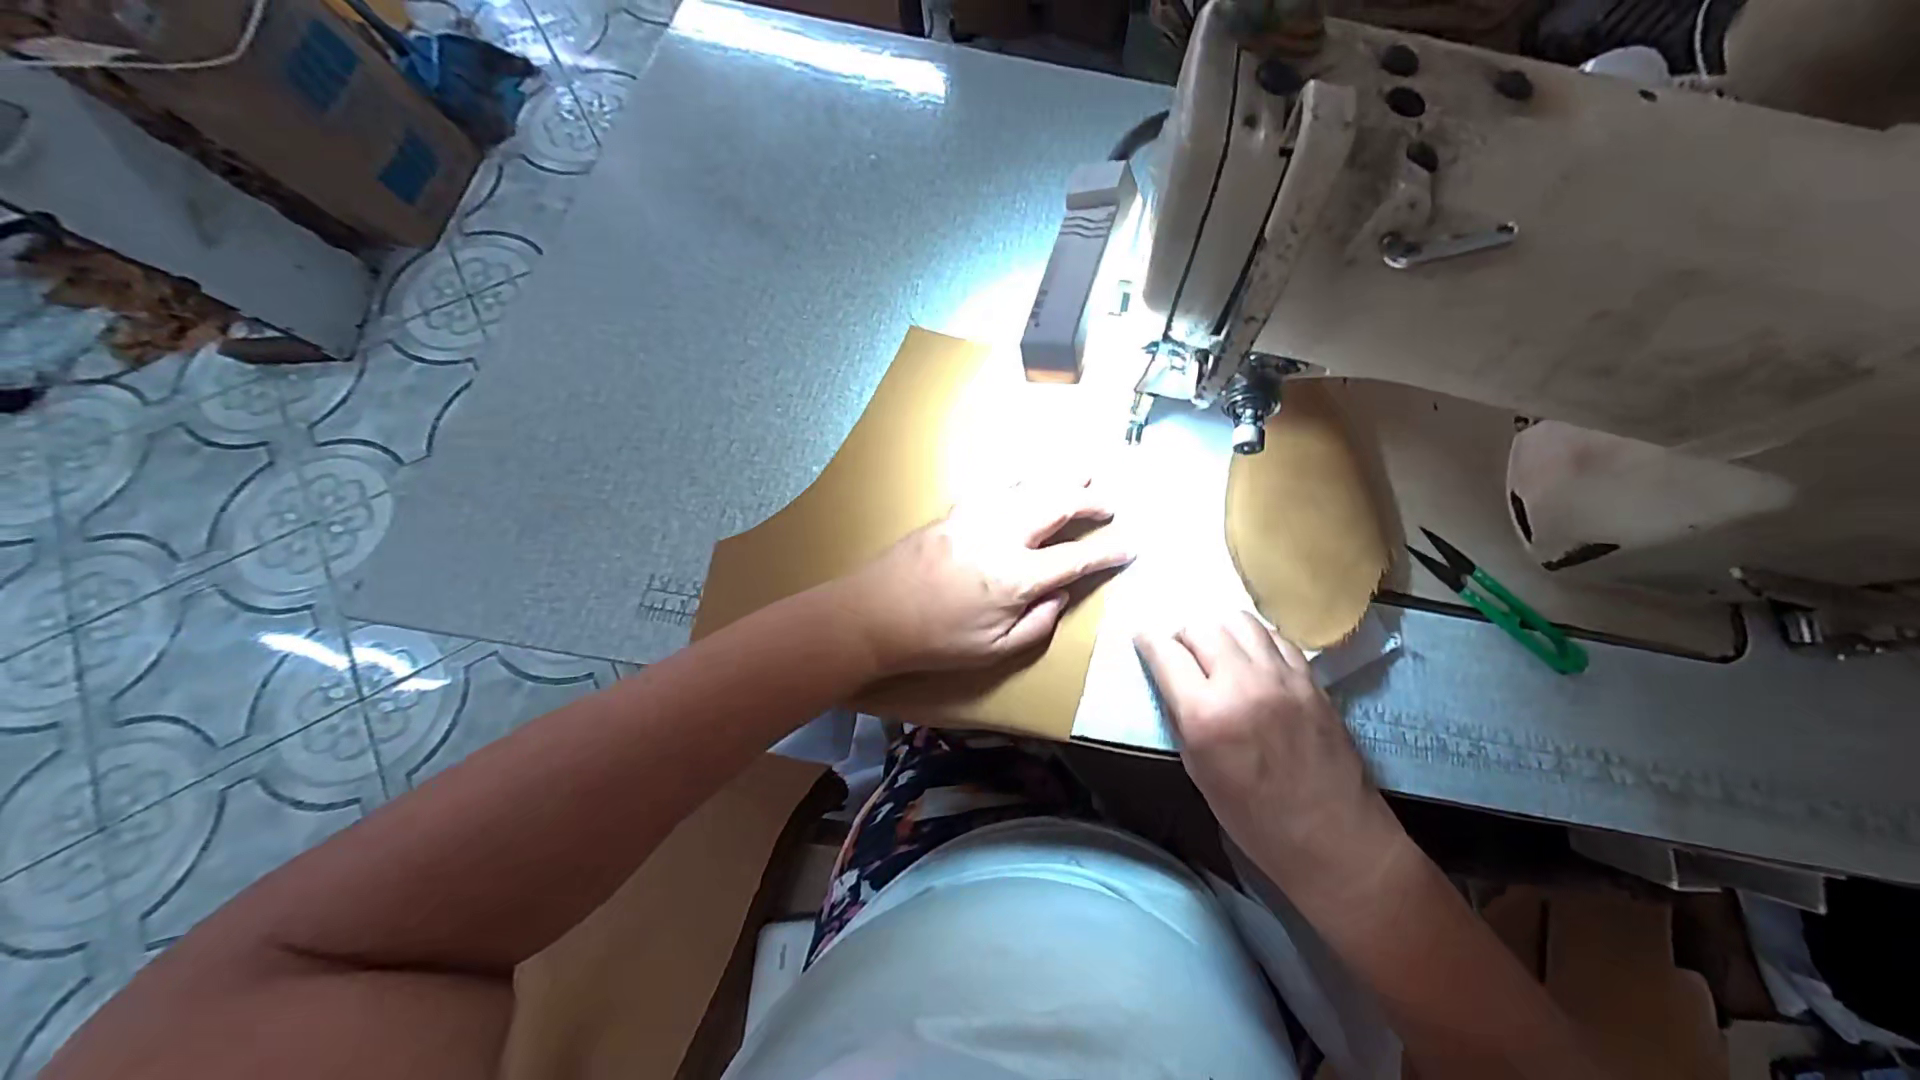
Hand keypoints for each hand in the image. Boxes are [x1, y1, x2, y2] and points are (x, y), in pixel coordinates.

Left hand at [825, 478, 1133, 676]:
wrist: (872, 614)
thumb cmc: (935, 641)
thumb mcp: (994, 650)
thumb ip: (1038, 623)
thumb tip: (1060, 594)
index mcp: (1015, 577)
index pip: (1075, 558)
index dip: (1108, 551)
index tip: (1131, 544)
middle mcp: (1001, 537)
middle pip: (1057, 505)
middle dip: (1091, 500)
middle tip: (1111, 503)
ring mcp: (975, 517)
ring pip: (1028, 486)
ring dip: (1060, 478)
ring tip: (1084, 471)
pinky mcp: (954, 512)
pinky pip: (997, 486)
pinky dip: (1021, 479)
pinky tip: (1029, 477)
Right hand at [1136, 612, 1402, 886]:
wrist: (1331, 837)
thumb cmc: (1252, 816)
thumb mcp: (1196, 769)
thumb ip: (1179, 716)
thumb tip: (1168, 680)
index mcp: (1205, 714)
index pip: (1165, 653)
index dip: (1147, 641)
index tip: (1142, 639)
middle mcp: (1242, 684)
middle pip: (1201, 627)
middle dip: (1182, 635)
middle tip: (1180, 651)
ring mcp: (1281, 677)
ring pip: (1239, 620)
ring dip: (1218, 629)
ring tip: (1215, 649)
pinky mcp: (1310, 679)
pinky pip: (1274, 636)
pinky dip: (1254, 639)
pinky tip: (1250, 657)